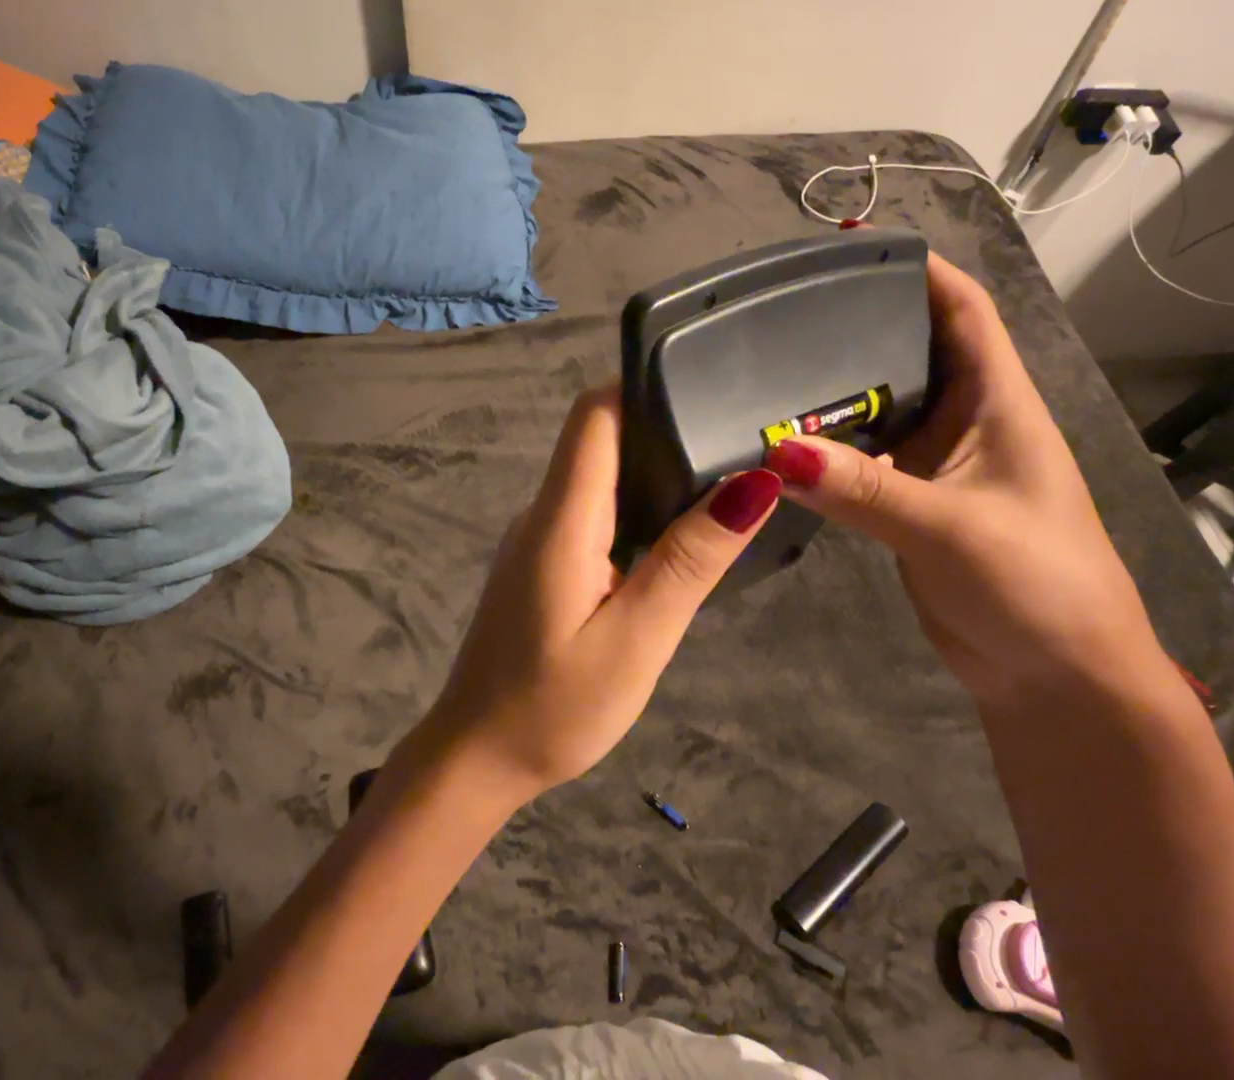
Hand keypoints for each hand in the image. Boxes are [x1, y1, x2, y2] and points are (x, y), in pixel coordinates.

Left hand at [406, 385, 780, 800]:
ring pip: (598, 481)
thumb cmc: (554, 708)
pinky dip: (636, 516)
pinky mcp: (541, 569)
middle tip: (744, 440)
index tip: (713, 386)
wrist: (478, 757)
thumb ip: (691, 559)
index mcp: (560, 521)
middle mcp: (542, 517)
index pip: (594, 416)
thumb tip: (755, 481)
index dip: (645, 385)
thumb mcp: (637, 638)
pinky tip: (679, 541)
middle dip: (666, 428)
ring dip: (655, 476)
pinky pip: (591, 519)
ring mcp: (537, 543)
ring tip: (729, 486)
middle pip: (599, 441)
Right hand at [763, 249, 1161, 705]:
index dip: (918, 271)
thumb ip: (863, 489)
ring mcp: (933, 468)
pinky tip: (776, 447)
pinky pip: (858, 465)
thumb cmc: (1035, 584)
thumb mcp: (950, 528)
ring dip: (830, 396)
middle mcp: (965, 424)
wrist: (1055, 675)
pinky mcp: (907, 508)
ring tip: (759, 372)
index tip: (851, 246)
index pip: (963, 312)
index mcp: (999, 404)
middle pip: (908, 353)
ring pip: (876, 413)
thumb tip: (773, 452)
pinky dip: (821, 454)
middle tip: (776, 313)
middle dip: (855, 327)